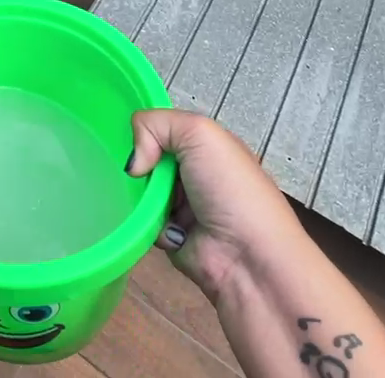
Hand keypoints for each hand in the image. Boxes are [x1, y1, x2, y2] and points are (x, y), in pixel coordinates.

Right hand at [124, 109, 307, 302]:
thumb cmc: (230, 188)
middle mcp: (196, 174)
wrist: (250, 259)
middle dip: (142, 165)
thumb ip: (155, 124)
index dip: (147, 131)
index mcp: (208, 147)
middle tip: (140, 174)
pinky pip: (144, 221)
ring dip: (143, 196)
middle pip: (149, 158)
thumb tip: (133, 164)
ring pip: (143, 190)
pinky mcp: (174, 236)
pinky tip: (166, 230)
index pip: (165, 128)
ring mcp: (185, 206)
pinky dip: (148, 224)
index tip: (139, 142)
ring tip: (152, 204)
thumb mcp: (199, 133)